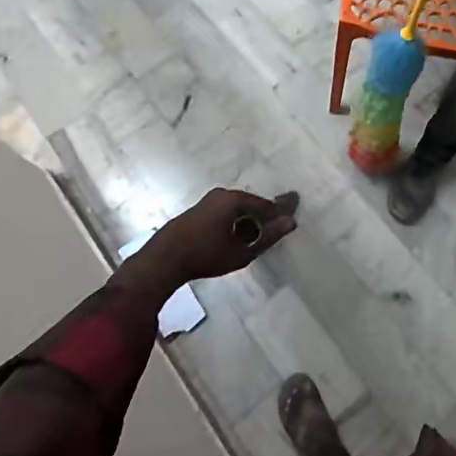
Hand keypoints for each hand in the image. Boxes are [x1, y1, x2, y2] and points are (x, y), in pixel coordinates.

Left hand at [116, 188, 299, 292]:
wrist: (163, 260)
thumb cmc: (206, 255)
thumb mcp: (242, 251)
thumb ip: (268, 236)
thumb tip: (291, 223)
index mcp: (234, 199)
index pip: (266, 205)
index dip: (280, 215)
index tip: (292, 221)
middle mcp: (222, 194)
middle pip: (251, 204)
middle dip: (264, 217)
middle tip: (275, 231)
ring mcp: (207, 201)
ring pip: (237, 209)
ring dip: (248, 221)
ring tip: (256, 237)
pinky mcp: (197, 211)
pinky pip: (224, 212)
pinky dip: (234, 222)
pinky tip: (235, 237)